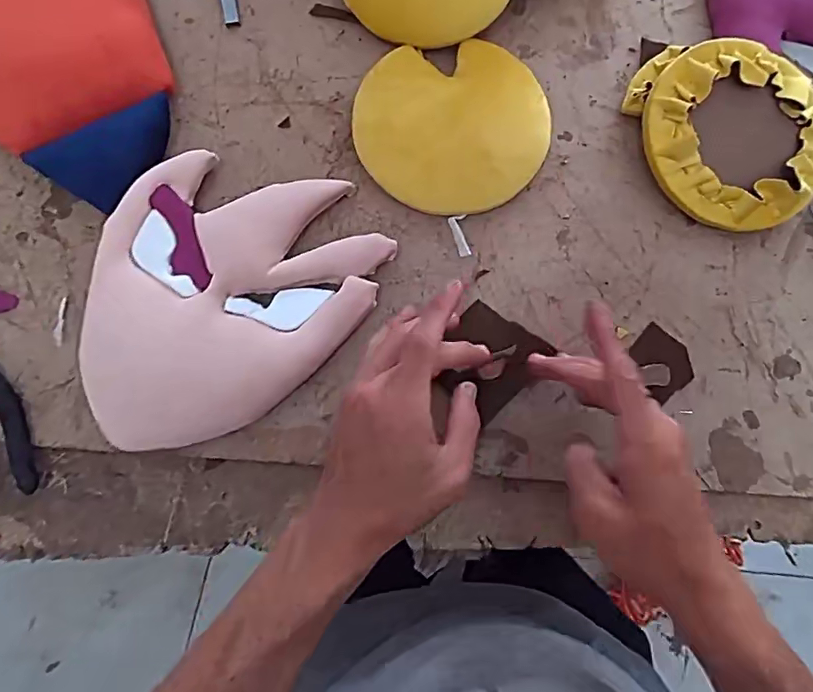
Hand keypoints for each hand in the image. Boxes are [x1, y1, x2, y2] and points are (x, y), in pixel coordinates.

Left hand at [307, 280, 488, 554]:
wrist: (341, 526)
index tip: (459, 287)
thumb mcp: (452, 470)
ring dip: (415, 324)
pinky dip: (396, 338)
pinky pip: (374, 354)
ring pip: (386, 339)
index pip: (424, 338)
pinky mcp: (349, 400)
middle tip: (471, 337)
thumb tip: (466, 388)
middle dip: (442, 326)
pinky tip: (407, 339)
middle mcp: (375, 386)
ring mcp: (357, 391)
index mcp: (401, 399)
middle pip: (410, 336)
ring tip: (440, 320)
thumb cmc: (401, 502)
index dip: (443, 308)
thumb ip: (466, 422)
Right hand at [528, 302, 732, 611]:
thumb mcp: (599, 515)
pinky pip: (632, 413)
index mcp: (643, 434)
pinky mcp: (665, 451)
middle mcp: (658, 426)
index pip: (620, 375)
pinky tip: (588, 402)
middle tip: (538, 363)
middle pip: (617, 384)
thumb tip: (579, 446)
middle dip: (577, 368)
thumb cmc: (648, 548)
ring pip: (624, 397)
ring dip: (591, 384)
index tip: (593, 309)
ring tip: (554, 374)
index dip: (604, 339)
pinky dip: (607, 401)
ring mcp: (665, 437)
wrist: (696, 575)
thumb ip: (582, 471)